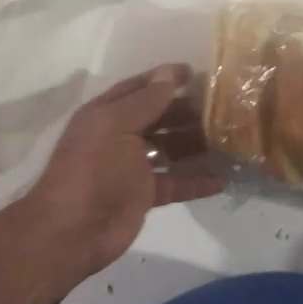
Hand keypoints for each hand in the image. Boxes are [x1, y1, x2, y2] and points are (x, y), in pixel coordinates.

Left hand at [15, 64, 225, 281]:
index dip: (164, 79)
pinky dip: (196, 181)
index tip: (196, 72)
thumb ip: (145, 101)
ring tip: (229, 137)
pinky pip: (175, 183)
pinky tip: (222, 178)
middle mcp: (120, 136)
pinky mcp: (144, 195)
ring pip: (170, 149)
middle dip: (186, 111)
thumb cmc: (92, 168)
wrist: (73, 230)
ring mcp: (132, 167)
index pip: (138, 89)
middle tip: (222, 106)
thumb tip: (169, 73)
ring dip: (196, 143)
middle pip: (158, 117)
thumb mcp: (116, 125)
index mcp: (106, 114)